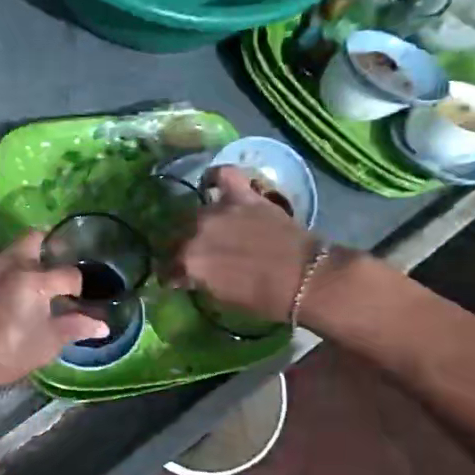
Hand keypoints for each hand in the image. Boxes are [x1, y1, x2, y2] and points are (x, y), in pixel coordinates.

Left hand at [0, 231, 109, 394]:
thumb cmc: (7, 353)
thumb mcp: (46, 343)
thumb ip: (75, 327)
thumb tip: (102, 325)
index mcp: (34, 279)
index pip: (69, 273)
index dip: (78, 287)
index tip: (78, 300)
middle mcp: (10, 263)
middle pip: (35, 237)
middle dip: (49, 247)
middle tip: (56, 269)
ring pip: (12, 250)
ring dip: (26, 260)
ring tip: (32, 285)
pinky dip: (6, 272)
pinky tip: (7, 295)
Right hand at [167, 165, 320, 321]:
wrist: (308, 280)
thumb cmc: (265, 300)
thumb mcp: (222, 298)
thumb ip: (201, 280)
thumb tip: (191, 274)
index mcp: (189, 261)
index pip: (167, 266)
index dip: (173, 273)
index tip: (178, 278)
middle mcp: (197, 231)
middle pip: (180, 235)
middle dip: (186, 246)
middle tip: (202, 255)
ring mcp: (219, 210)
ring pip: (198, 211)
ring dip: (203, 222)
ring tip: (214, 229)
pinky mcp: (243, 195)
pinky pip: (222, 175)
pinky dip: (215, 177)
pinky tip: (213, 183)